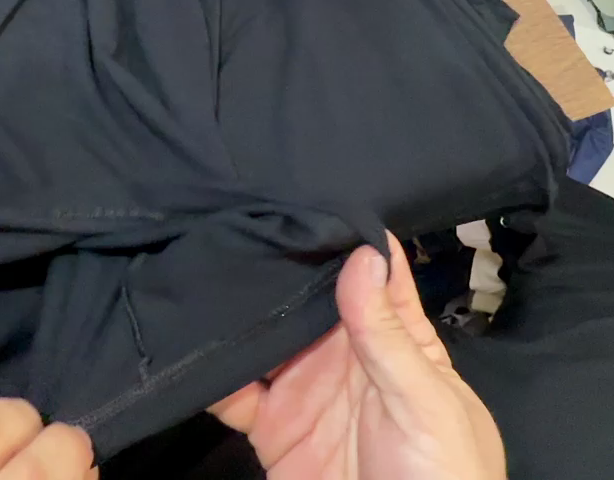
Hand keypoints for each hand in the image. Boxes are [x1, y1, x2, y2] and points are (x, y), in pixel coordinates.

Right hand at [209, 234, 504, 479]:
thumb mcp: (427, 407)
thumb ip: (389, 335)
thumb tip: (364, 250)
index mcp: (394, 341)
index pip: (371, 272)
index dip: (343, 230)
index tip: (300, 187)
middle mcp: (343, 355)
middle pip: (305, 294)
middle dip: (274, 259)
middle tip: (233, 215)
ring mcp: (303, 388)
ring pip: (263, 332)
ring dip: (235, 307)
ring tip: (200, 263)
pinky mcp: (271, 426)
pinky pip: (233, 390)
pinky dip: (209, 369)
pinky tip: (186, 336)